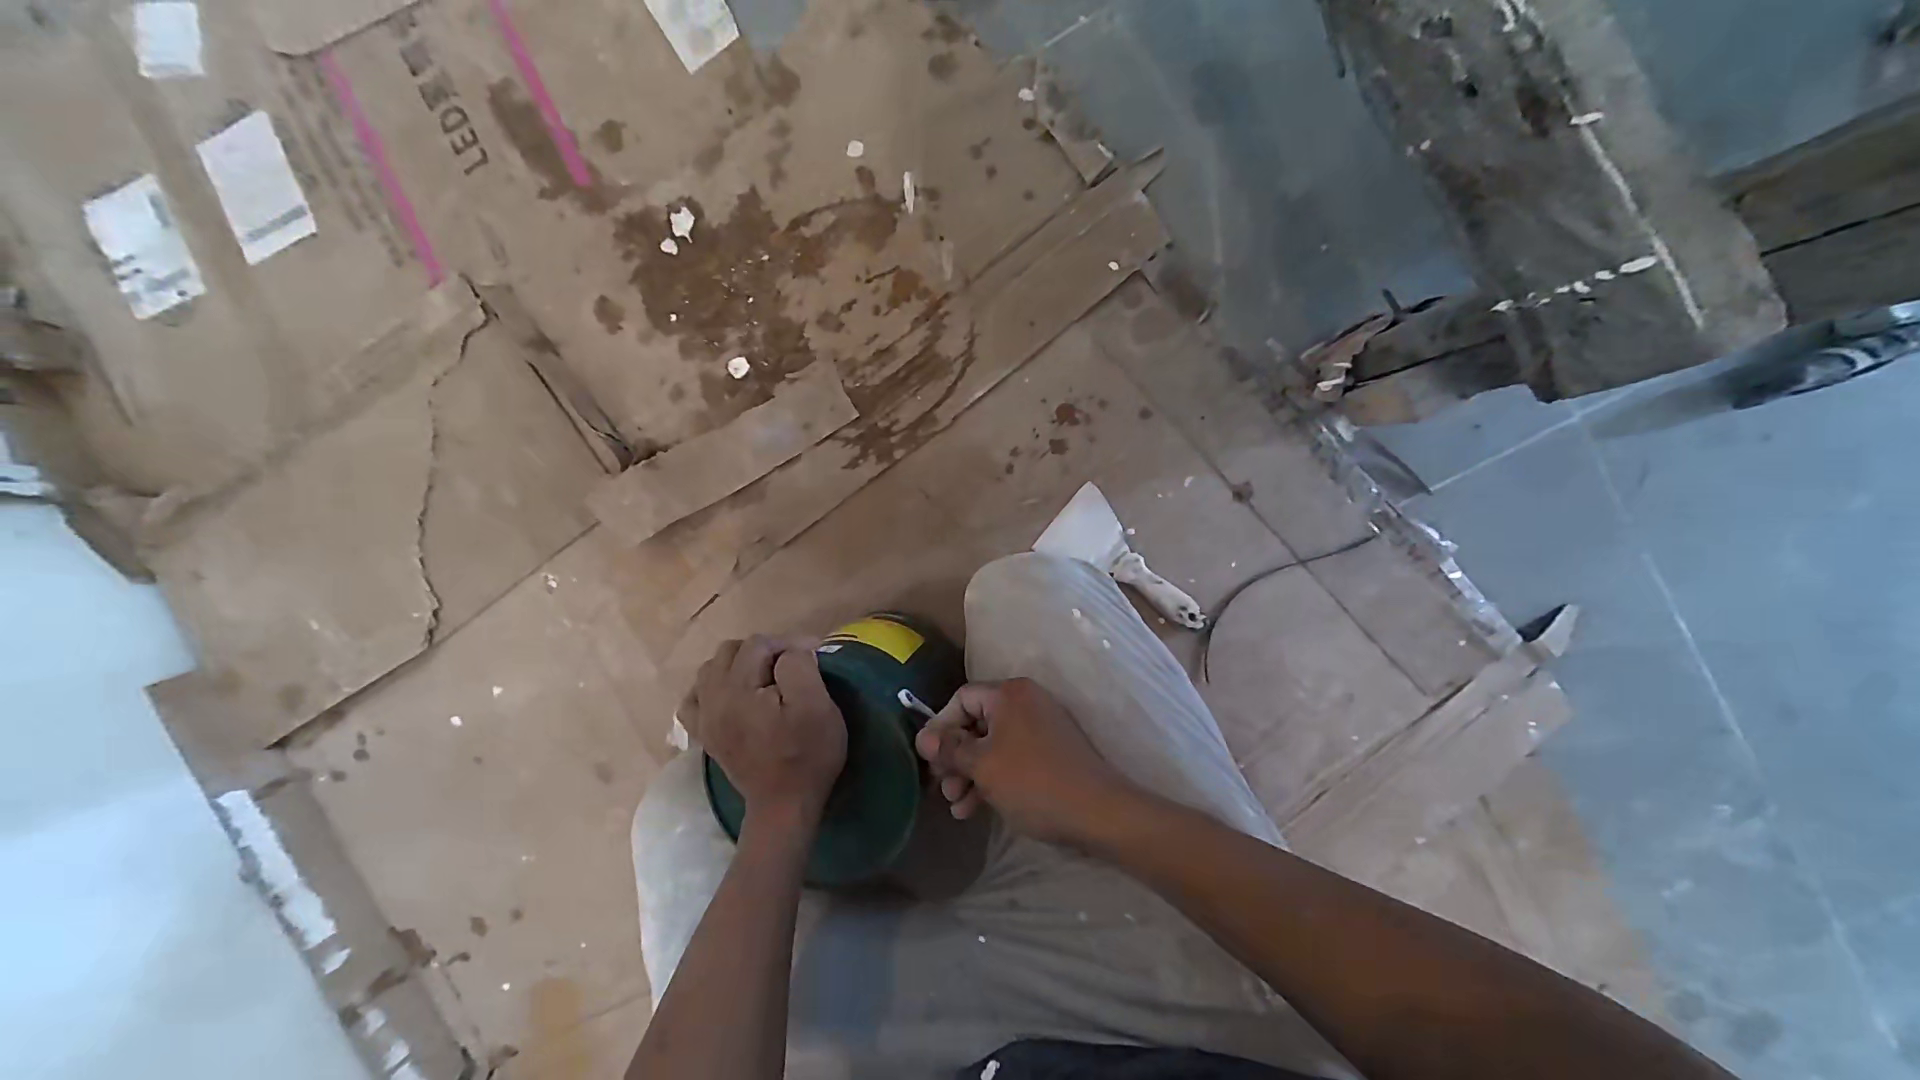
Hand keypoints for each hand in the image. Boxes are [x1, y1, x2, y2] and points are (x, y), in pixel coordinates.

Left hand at [682, 636, 847, 829]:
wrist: (785, 805)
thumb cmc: (806, 755)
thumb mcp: (816, 706)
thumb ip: (799, 668)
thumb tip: (791, 651)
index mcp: (738, 689)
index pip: (758, 644)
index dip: (788, 643)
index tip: (814, 653)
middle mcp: (712, 699)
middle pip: (731, 651)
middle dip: (762, 650)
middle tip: (791, 664)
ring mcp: (704, 719)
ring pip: (710, 669)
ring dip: (738, 664)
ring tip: (766, 677)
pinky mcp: (706, 735)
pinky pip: (695, 699)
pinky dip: (711, 688)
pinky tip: (731, 694)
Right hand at [913, 678, 1135, 847]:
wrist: (1098, 813)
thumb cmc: (1033, 782)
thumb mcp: (983, 766)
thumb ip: (950, 749)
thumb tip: (923, 738)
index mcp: (1010, 694)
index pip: (961, 699)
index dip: (940, 727)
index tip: (928, 759)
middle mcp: (1026, 702)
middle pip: (976, 723)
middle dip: (954, 758)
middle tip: (942, 788)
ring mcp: (1041, 727)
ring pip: (992, 745)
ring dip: (970, 773)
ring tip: (957, 807)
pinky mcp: (1051, 753)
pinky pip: (1011, 757)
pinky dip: (992, 778)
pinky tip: (976, 809)